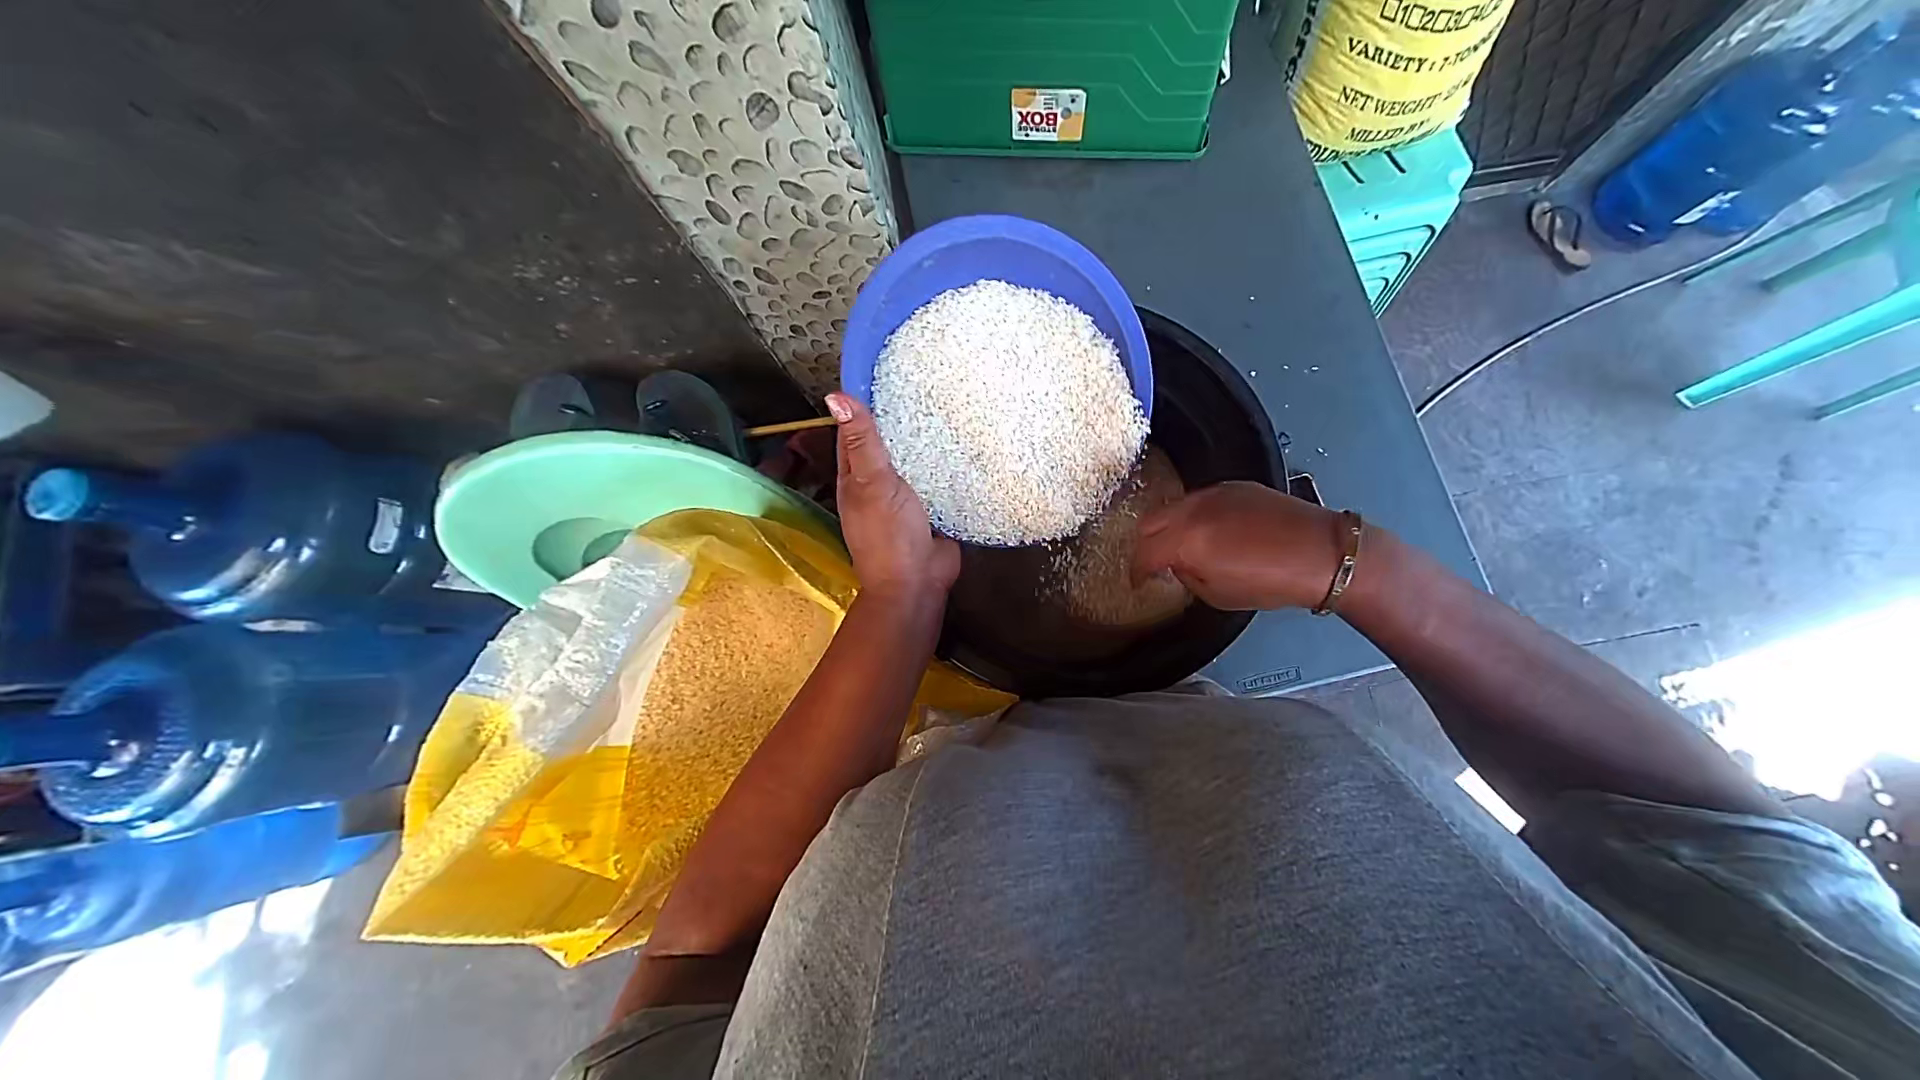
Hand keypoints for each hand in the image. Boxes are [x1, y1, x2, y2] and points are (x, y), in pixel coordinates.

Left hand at [826, 393, 959, 599]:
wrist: (918, 582)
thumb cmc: (888, 534)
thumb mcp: (872, 481)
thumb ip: (861, 441)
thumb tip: (834, 396)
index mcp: (855, 475)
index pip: (855, 430)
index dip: (864, 403)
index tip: (884, 373)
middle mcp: (877, 482)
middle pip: (887, 443)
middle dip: (902, 418)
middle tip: (926, 384)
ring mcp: (905, 496)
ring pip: (914, 459)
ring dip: (926, 440)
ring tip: (949, 406)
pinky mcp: (932, 506)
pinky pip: (937, 478)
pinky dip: (947, 463)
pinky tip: (964, 444)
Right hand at [1133, 482, 1345, 610]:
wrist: (1322, 552)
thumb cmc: (1274, 581)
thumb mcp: (1218, 595)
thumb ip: (1187, 575)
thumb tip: (1178, 565)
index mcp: (1186, 540)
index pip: (1144, 554)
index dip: (1137, 571)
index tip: (1140, 580)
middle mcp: (1193, 510)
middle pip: (1149, 523)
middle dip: (1147, 544)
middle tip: (1155, 562)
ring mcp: (1213, 493)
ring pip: (1173, 506)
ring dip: (1170, 527)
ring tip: (1184, 546)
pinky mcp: (1233, 486)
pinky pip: (1199, 499)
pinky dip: (1194, 515)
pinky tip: (1212, 532)